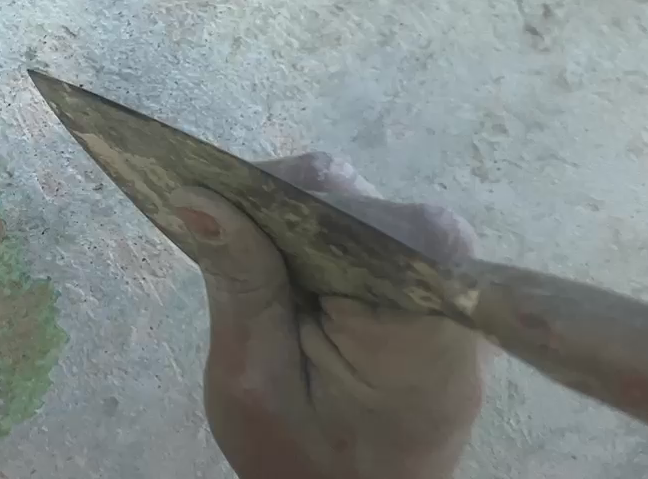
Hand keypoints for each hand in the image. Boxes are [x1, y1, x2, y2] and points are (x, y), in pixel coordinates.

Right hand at [172, 153, 483, 478]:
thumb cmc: (298, 461)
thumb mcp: (250, 381)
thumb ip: (240, 285)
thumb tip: (199, 196)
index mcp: (422, 339)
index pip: (389, 231)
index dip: (312, 198)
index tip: (235, 200)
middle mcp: (447, 309)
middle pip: (378, 208)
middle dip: (292, 197)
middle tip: (225, 219)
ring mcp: (434, 299)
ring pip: (368, 210)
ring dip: (295, 208)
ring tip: (241, 236)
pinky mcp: (409, 294)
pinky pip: (362, 231)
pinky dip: (305, 225)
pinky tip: (267, 248)